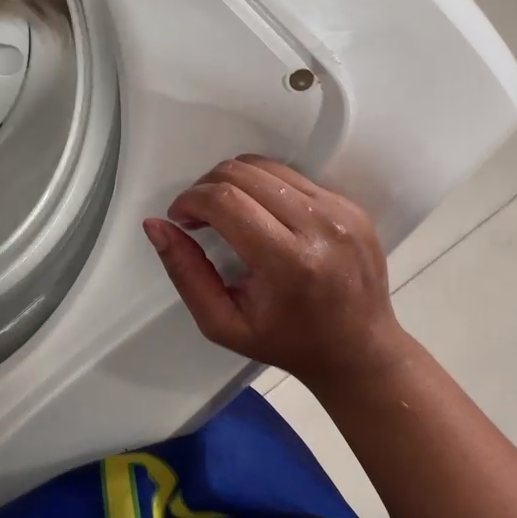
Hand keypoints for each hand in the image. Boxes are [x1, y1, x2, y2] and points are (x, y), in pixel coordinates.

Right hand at [142, 154, 411, 389]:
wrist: (360, 351)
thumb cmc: (287, 342)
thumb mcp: (221, 323)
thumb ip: (184, 272)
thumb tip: (156, 226)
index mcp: (289, 263)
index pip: (225, 201)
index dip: (190, 201)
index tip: (180, 219)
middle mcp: (320, 228)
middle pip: (241, 174)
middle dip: (205, 188)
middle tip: (198, 217)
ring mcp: (341, 212)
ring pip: (265, 166)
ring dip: (232, 182)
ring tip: (226, 213)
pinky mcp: (351, 205)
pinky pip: (291, 175)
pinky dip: (262, 186)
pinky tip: (258, 216)